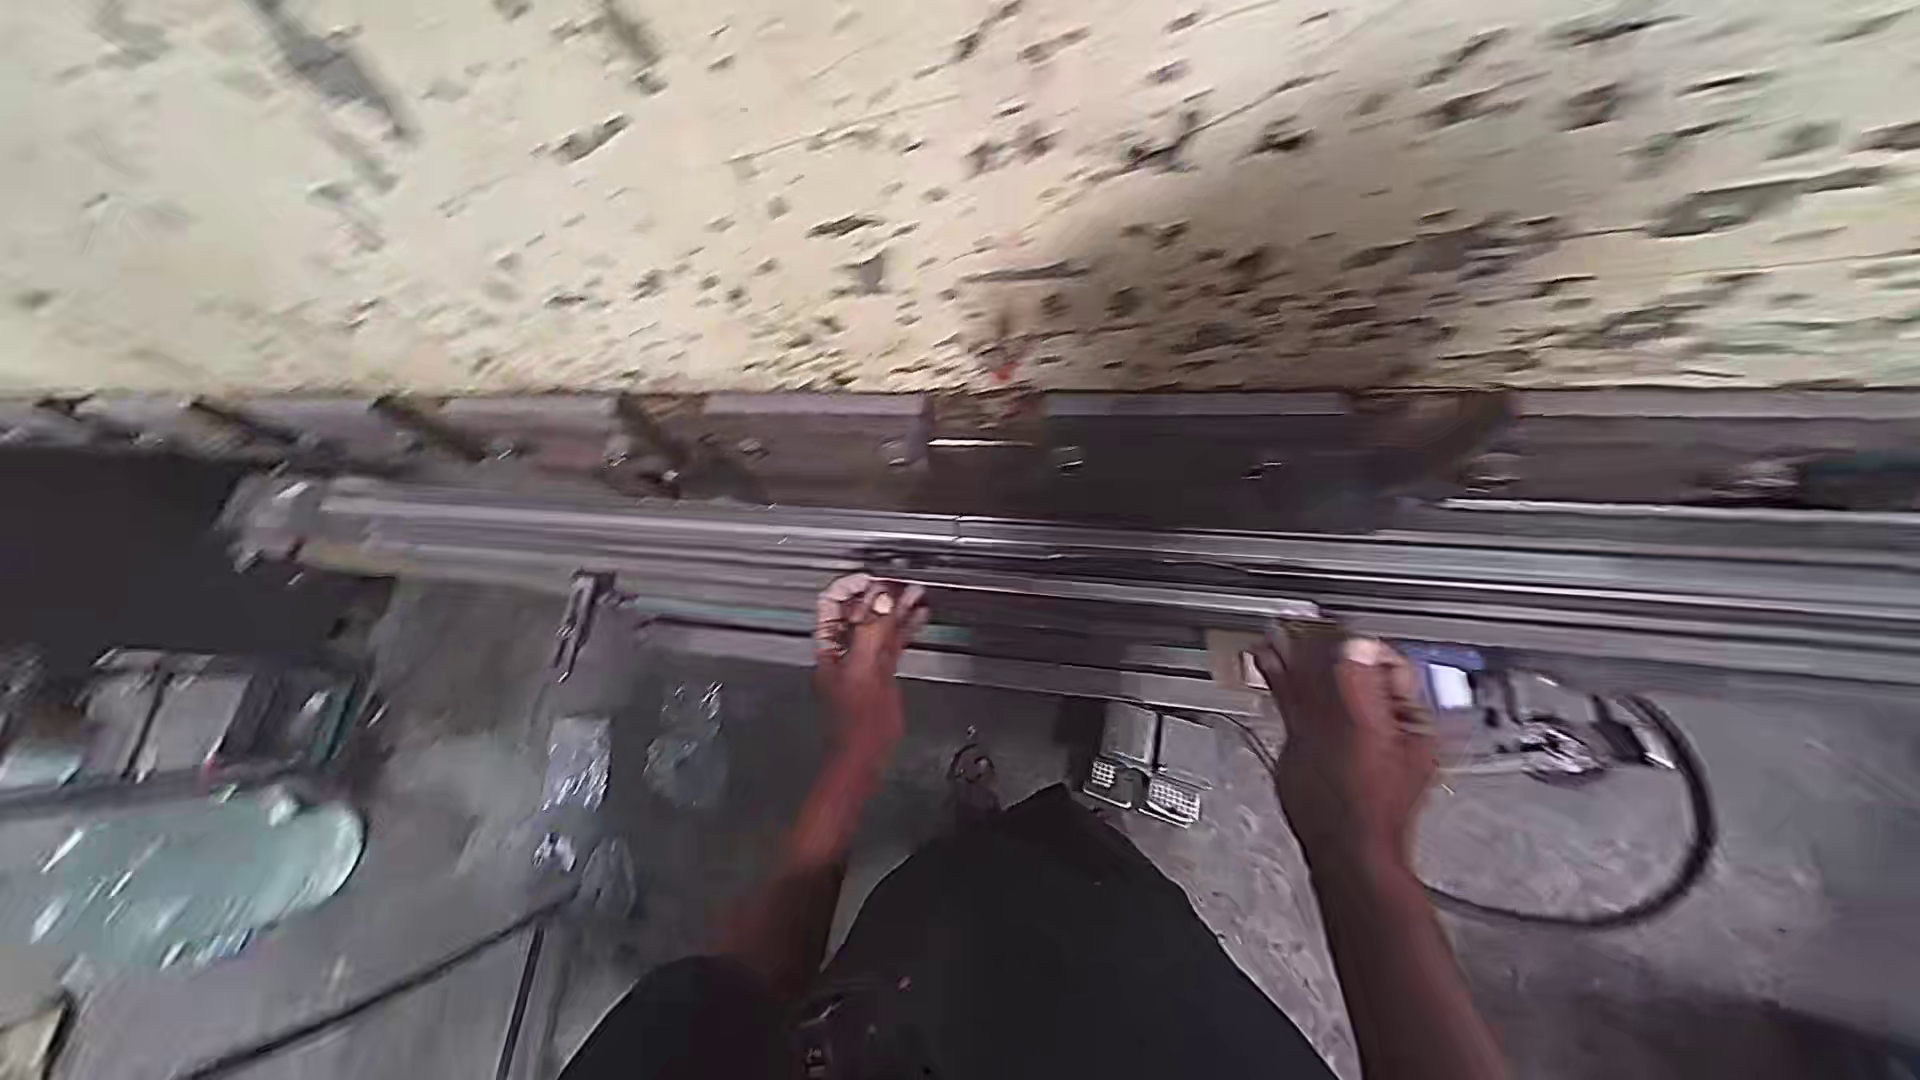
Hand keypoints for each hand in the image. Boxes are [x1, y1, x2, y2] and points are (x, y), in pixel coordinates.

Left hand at [813, 574, 927, 765]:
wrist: (864, 755)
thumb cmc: (855, 721)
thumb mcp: (863, 670)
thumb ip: (870, 633)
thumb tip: (881, 600)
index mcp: (829, 647)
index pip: (832, 604)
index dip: (850, 587)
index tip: (873, 580)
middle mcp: (845, 649)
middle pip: (859, 612)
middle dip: (880, 594)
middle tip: (900, 583)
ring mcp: (865, 660)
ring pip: (880, 625)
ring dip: (897, 608)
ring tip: (916, 592)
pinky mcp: (883, 671)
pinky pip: (894, 642)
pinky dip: (906, 627)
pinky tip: (919, 616)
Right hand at [1252, 622, 1435, 875]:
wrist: (1339, 845)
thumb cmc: (1365, 806)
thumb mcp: (1367, 740)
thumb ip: (1360, 690)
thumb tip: (1356, 646)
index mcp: (1404, 720)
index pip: (1383, 664)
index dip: (1355, 641)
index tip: (1327, 624)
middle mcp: (1373, 720)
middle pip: (1343, 668)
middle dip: (1317, 645)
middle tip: (1294, 622)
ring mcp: (1337, 728)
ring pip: (1313, 681)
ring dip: (1292, 658)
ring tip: (1274, 634)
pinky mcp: (1308, 738)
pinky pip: (1293, 698)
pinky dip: (1279, 678)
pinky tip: (1267, 660)